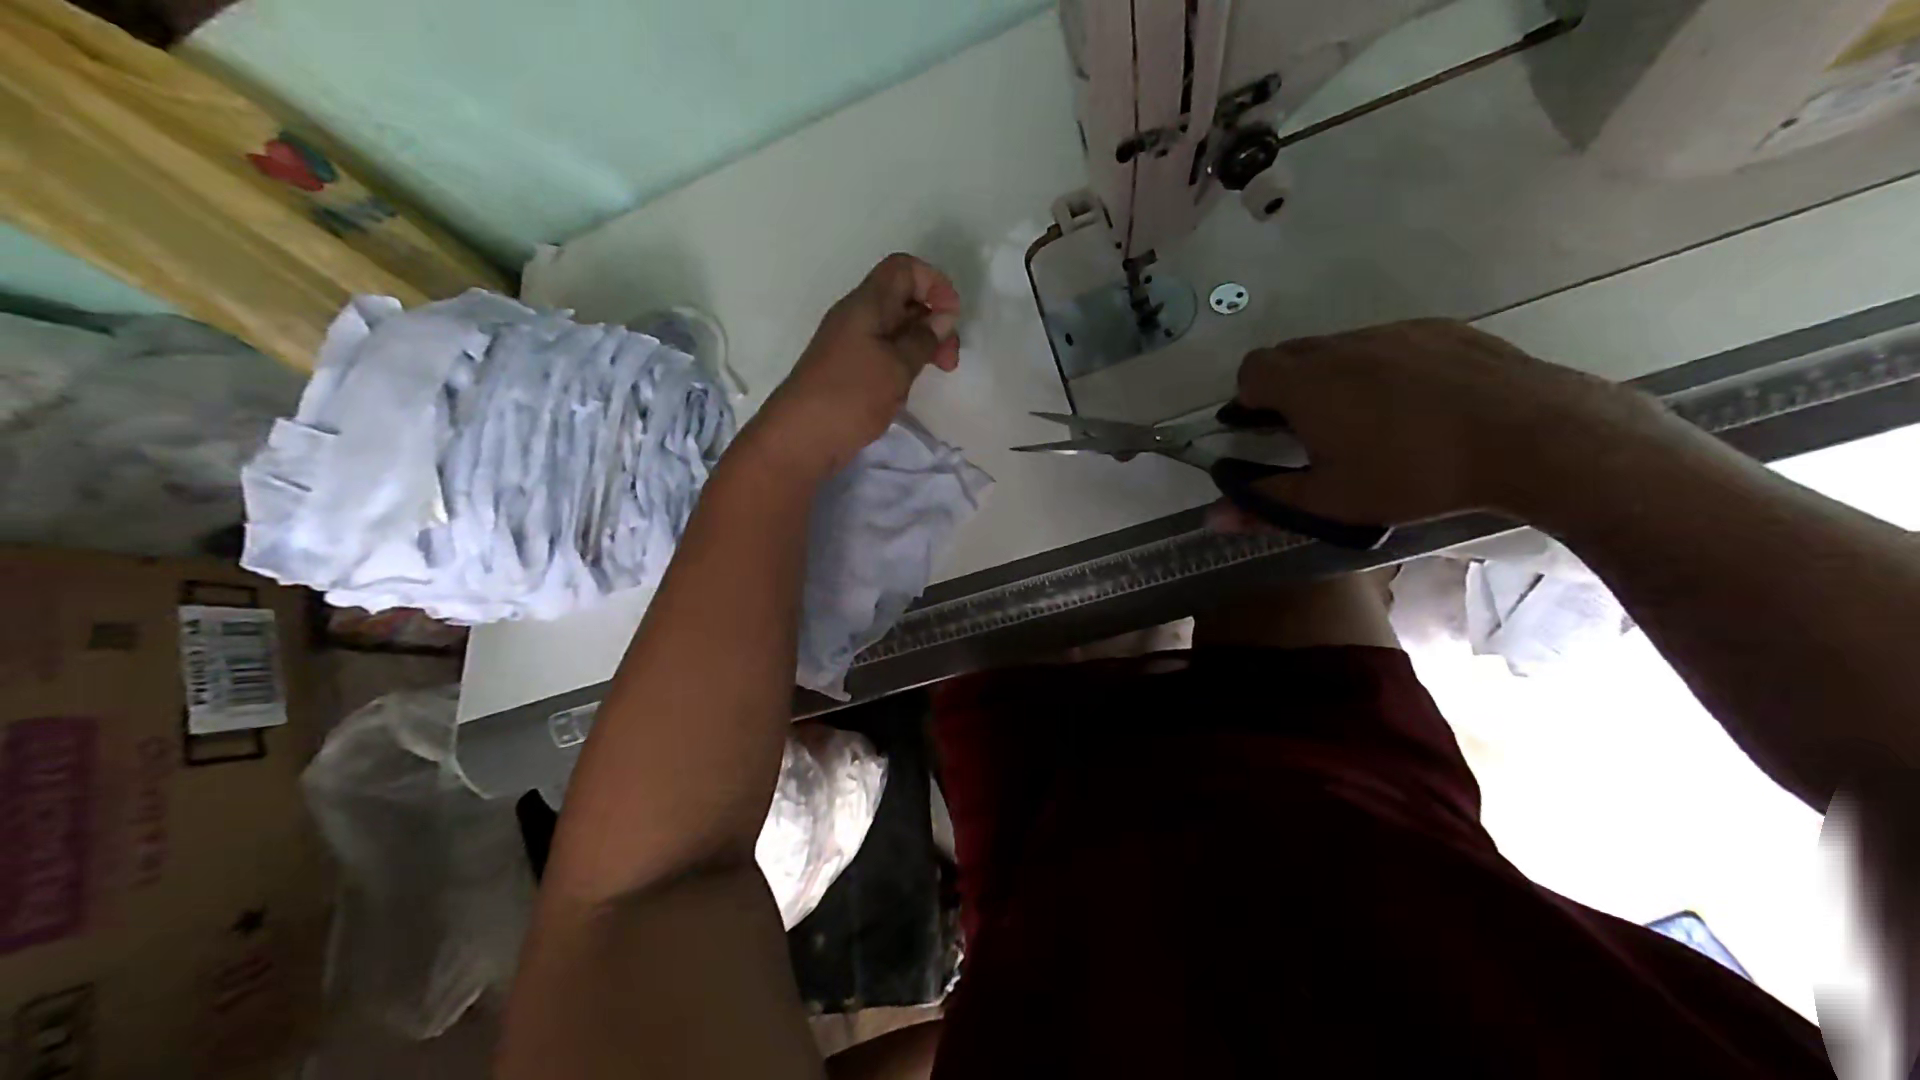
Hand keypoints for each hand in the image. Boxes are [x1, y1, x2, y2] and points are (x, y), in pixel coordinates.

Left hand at [746, 253, 960, 476]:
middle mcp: (857, 317)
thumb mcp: (896, 366)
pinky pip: (884, 353)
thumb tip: (942, 318)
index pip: (904, 269)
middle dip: (933, 320)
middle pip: (903, 299)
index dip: (934, 283)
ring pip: (896, 329)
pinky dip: (904, 362)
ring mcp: (851, 344)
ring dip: (921, 345)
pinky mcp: (849, 370)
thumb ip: (922, 339)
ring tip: (935, 373)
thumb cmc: (850, 396)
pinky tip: (909, 386)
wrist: (799, 439)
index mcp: (866, 304)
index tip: (951, 318)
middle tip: (949, 359)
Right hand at [1213, 319, 1671, 529]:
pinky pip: (1388, 343)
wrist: (1530, 436)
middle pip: (1290, 354)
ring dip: (1332, 377)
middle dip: (1285, 386)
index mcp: (1306, 384)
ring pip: (1339, 348)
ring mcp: (1393, 332)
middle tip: (1308, 429)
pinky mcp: (1439, 329)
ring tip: (1365, 419)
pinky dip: (1380, 367)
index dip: (1248, 398)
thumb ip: (1264, 504)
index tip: (1263, 429)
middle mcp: (1341, 347)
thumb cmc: (1414, 474)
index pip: (1251, 370)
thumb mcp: (1332, 501)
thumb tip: (1210, 519)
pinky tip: (1414, 404)